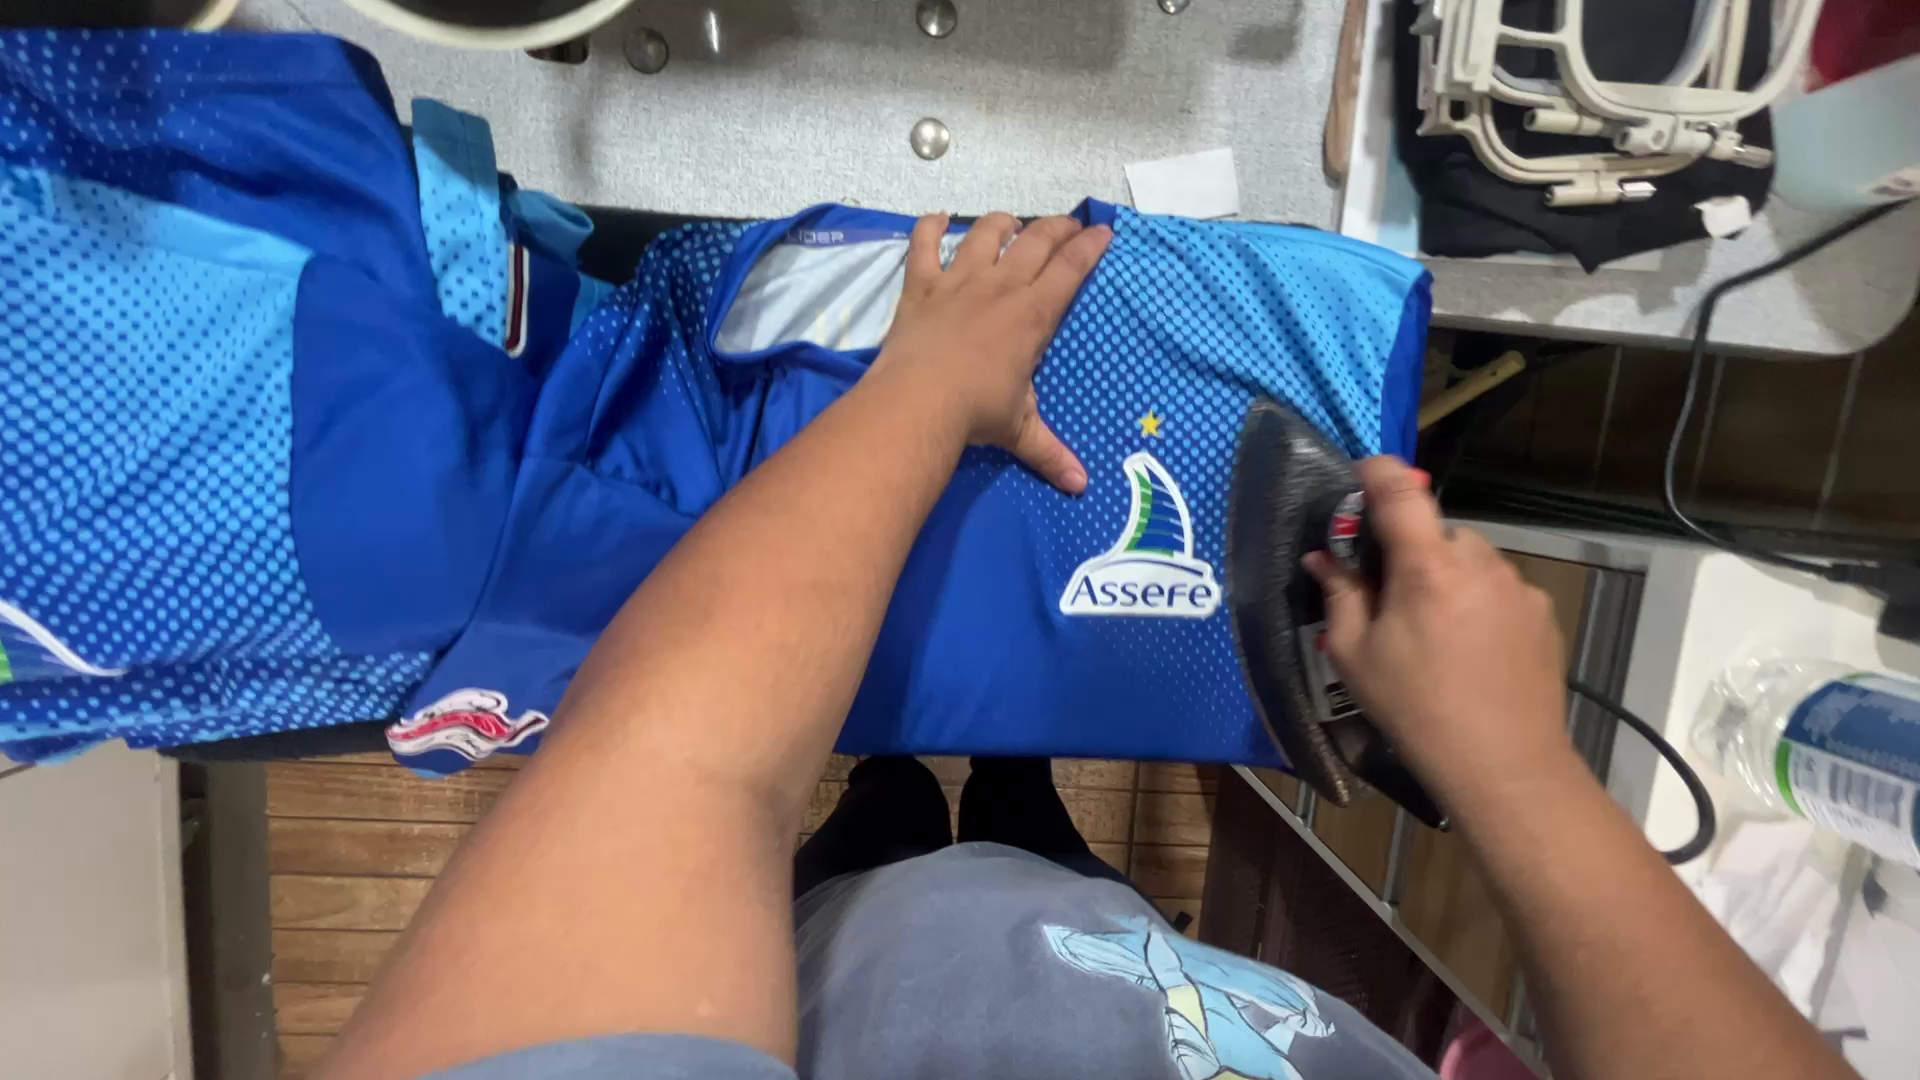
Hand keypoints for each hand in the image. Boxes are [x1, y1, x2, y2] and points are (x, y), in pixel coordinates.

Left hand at [870, 212, 1112, 493]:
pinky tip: (936, 218)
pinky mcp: (920, 287)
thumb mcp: (1020, 431)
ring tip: (1010, 222)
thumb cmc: (977, 413)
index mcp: (1032, 314)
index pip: (1070, 268)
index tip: (1103, 231)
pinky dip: (928, 228)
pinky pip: (922, 245)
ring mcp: (957, 281)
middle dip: (1057, 227)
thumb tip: (1080, 488)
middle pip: (1035, 241)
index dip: (1090, 246)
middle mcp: (1000, 287)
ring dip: (1001, 223)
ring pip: (984, 233)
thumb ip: (1051, 453)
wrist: (919, 401)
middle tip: (1068, 223)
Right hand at [1303, 457, 1574, 802]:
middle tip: (1386, 589)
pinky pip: (1496, 584)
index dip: (1377, 473)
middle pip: (1436, 529)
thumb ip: (1339, 593)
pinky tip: (1465, 641)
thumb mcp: (1352, 652)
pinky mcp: (1542, 611)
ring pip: (1468, 556)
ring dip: (1443, 571)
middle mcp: (1479, 563)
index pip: (1401, 493)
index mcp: (1426, 568)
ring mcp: (1519, 587)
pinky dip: (1474, 595)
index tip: (1361, 472)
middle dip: (1409, 546)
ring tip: (1428, 623)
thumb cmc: (1413, 705)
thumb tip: (1323, 557)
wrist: (1502, 761)